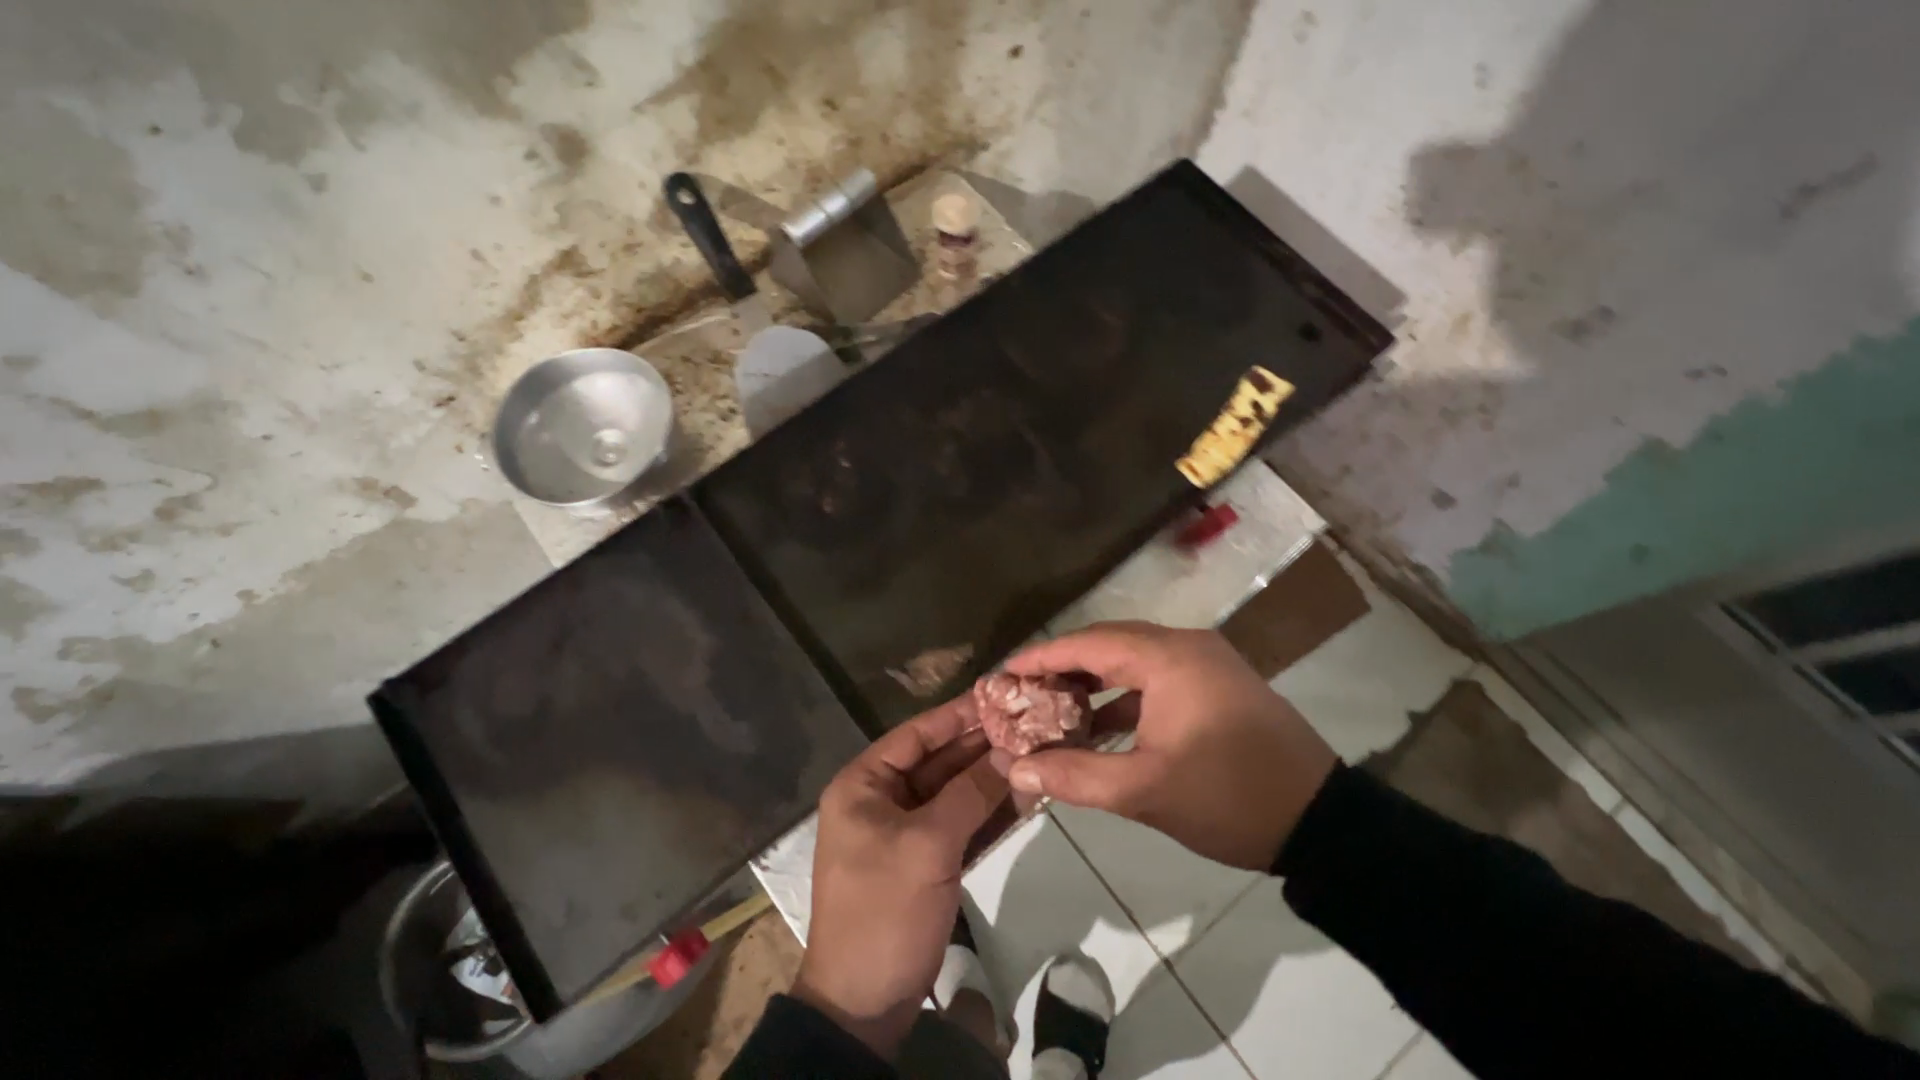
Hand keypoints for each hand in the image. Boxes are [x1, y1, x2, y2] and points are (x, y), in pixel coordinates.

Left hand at [793, 696, 1008, 1057]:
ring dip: (993, 779)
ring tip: (1040, 755)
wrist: (864, 1000)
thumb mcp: (926, 845)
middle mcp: (882, 801)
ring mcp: (906, 834)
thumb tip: (1010, 752)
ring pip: (955, 794)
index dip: (959, 714)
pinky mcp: (927, 863)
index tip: (1003, 694)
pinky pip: (961, 826)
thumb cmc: (885, 909)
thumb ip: (969, 794)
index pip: (917, 734)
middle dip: (984, 747)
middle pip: (939, 762)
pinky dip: (990, 814)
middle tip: (1035, 724)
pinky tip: (1027, 797)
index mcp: (863, 785)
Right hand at [1001, 621, 1337, 871]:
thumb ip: (1074, 775)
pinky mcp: (1220, 686)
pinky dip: (1124, 698)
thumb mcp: (1144, 791)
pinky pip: (1158, 678)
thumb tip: (1015, 767)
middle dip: (1062, 668)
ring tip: (1051, 711)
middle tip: (1020, 694)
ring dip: (1093, 684)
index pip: (1086, 644)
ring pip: (1134, 661)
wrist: (1321, 821)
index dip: (1039, 658)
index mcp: (1168, 658)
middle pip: (1108, 644)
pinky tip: (1099, 728)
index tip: (1000, 675)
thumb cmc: (1228, 797)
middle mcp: (1187, 646)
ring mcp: (1208, 664)